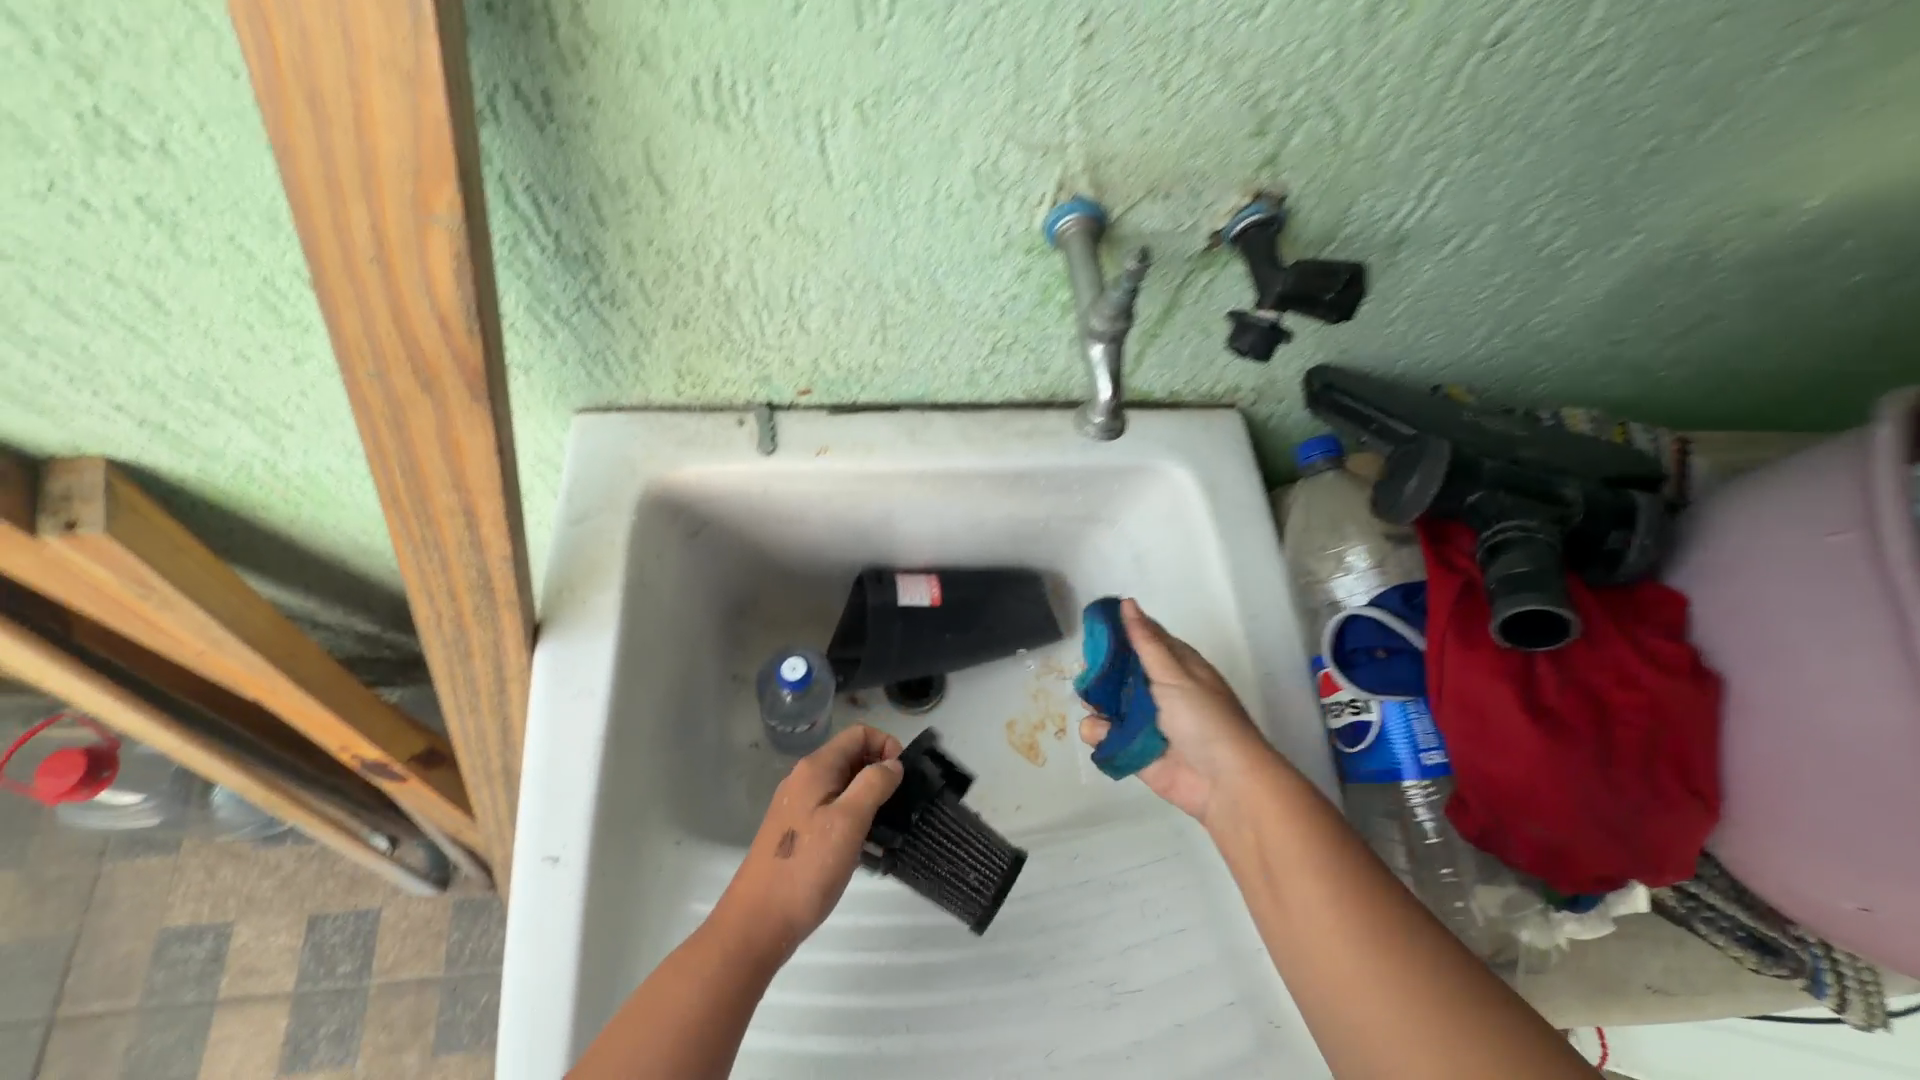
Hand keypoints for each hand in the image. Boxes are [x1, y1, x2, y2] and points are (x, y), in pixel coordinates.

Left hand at [716, 724, 904, 957]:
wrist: (759, 921)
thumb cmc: (807, 868)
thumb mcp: (849, 822)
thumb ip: (874, 784)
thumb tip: (893, 763)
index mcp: (815, 769)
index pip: (859, 734)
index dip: (886, 747)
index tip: (902, 780)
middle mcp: (804, 780)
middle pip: (851, 758)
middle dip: (880, 775)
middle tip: (898, 808)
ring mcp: (798, 807)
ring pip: (844, 787)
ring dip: (869, 801)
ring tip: (885, 833)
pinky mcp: (798, 832)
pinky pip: (833, 812)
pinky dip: (854, 821)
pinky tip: (865, 850)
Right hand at [1079, 599, 1282, 828]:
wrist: (1224, 783)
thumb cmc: (1205, 720)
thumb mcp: (1175, 675)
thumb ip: (1146, 643)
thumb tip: (1127, 603)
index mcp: (1176, 666)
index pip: (1144, 638)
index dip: (1119, 630)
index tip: (1092, 624)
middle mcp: (1159, 690)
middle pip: (1119, 671)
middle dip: (1101, 671)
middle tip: (1089, 671)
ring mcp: (1145, 721)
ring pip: (1107, 703)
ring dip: (1097, 703)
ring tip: (1095, 704)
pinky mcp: (1133, 749)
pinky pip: (1106, 736)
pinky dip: (1100, 734)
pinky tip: (1104, 733)